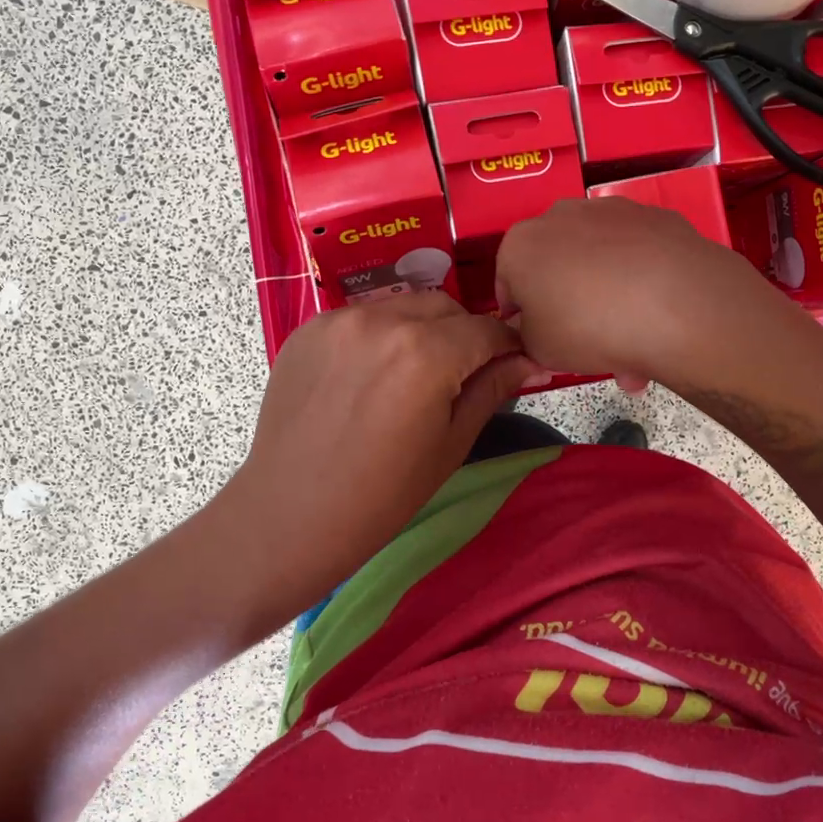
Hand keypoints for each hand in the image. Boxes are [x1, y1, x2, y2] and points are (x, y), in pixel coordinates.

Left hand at [228, 292, 542, 583]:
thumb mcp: (452, 444)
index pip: (486, 328)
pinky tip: (369, 378)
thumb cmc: (385, 494)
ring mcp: (338, 321)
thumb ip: (492, 389)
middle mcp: (383, 321)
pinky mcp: (307, 331)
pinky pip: (360, 319)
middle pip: (444, 306)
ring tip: (411, 376)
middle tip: (460, 375)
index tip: (511, 361)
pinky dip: (377, 337)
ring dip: (419, 330)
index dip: (506, 344)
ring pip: (400, 307)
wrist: (293, 514)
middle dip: (462, 332)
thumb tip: (529, 359)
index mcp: (427, 352)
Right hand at [496, 197, 794, 384]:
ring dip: (611, 303)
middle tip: (590, 351)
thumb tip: (536, 328)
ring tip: (634, 350)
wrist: (676, 304)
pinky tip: (658, 319)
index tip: (539, 341)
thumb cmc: (588, 328)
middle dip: (572, 310)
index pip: (507, 284)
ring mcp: (613, 211)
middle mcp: (562, 215)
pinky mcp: (657, 217)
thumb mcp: (540, 350)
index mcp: (521, 244)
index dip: (521, 318)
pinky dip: (642, 284)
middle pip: (559, 269)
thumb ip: (527, 337)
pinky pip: (639, 258)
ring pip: (602, 265)